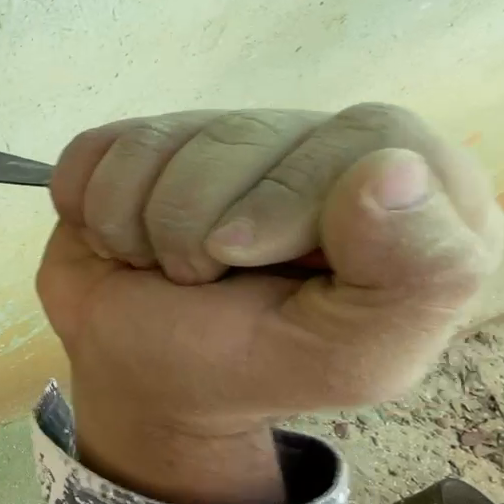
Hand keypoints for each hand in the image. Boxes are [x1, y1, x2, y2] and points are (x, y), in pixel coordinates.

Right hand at [37, 105, 503, 503]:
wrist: (130, 371)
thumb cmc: (240, 367)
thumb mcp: (349, 356)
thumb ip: (417, 275)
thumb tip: (392, 167)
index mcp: (401, 196)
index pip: (367, 136)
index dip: (289, 192)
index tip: (238, 255)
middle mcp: (305, 149)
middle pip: (239, 132)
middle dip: (188, 223)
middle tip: (190, 277)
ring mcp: (208, 141)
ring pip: (153, 142)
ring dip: (129, 225)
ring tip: (149, 265)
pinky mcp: (127, 148)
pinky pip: (93, 150)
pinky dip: (86, 207)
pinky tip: (112, 240)